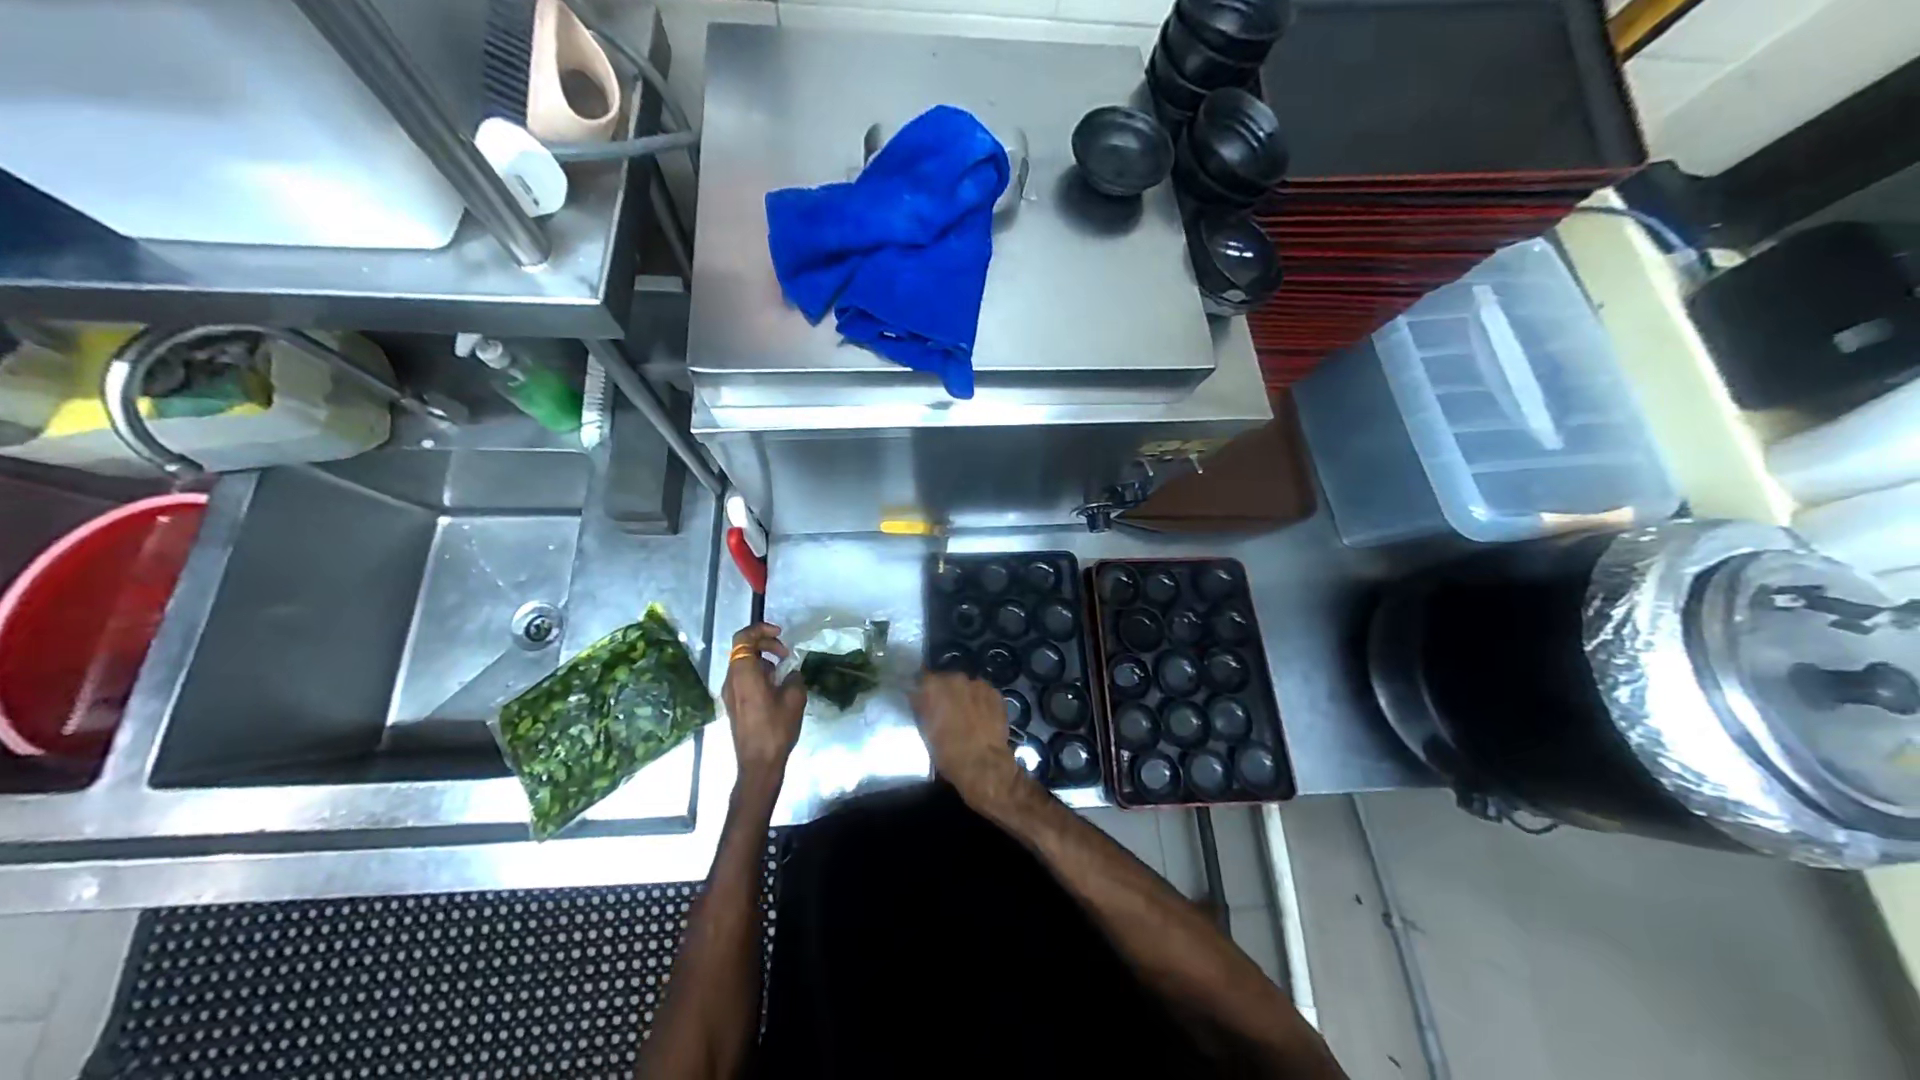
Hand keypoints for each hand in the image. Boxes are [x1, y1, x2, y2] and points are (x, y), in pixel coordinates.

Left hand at [723, 623, 807, 785]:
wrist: (758, 764)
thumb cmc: (776, 729)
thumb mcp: (794, 699)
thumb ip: (794, 678)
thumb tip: (792, 673)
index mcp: (743, 673)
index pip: (743, 638)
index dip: (761, 629)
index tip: (780, 633)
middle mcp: (731, 679)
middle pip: (743, 649)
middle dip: (766, 644)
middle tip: (786, 654)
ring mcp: (730, 693)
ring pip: (744, 664)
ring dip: (764, 661)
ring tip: (784, 673)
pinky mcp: (733, 704)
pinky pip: (744, 678)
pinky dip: (759, 674)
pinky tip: (777, 689)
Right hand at [912, 671, 1029, 812]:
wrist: (984, 764)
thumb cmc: (949, 752)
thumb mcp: (926, 731)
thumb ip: (922, 708)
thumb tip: (920, 698)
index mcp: (932, 686)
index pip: (922, 680)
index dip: (923, 691)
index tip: (923, 700)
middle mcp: (955, 678)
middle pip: (946, 680)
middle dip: (944, 692)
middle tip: (945, 710)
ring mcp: (977, 684)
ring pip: (966, 686)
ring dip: (963, 695)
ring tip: (966, 714)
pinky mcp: (995, 692)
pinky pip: (982, 693)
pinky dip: (980, 701)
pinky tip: (981, 716)